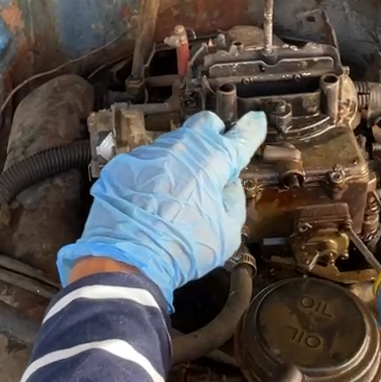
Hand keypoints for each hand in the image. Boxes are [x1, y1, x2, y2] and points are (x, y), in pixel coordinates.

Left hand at [57, 111, 266, 306]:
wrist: (127, 260)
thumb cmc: (182, 249)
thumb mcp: (227, 232)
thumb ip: (233, 200)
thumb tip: (228, 183)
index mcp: (212, 162)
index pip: (240, 136)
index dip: (252, 129)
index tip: (256, 122)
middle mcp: (181, 149)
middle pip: (204, 124)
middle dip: (214, 134)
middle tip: (215, 158)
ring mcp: (150, 153)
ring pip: (174, 144)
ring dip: (183, 159)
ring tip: (180, 191)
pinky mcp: (124, 165)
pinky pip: (148, 161)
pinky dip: (157, 174)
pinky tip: (154, 198)